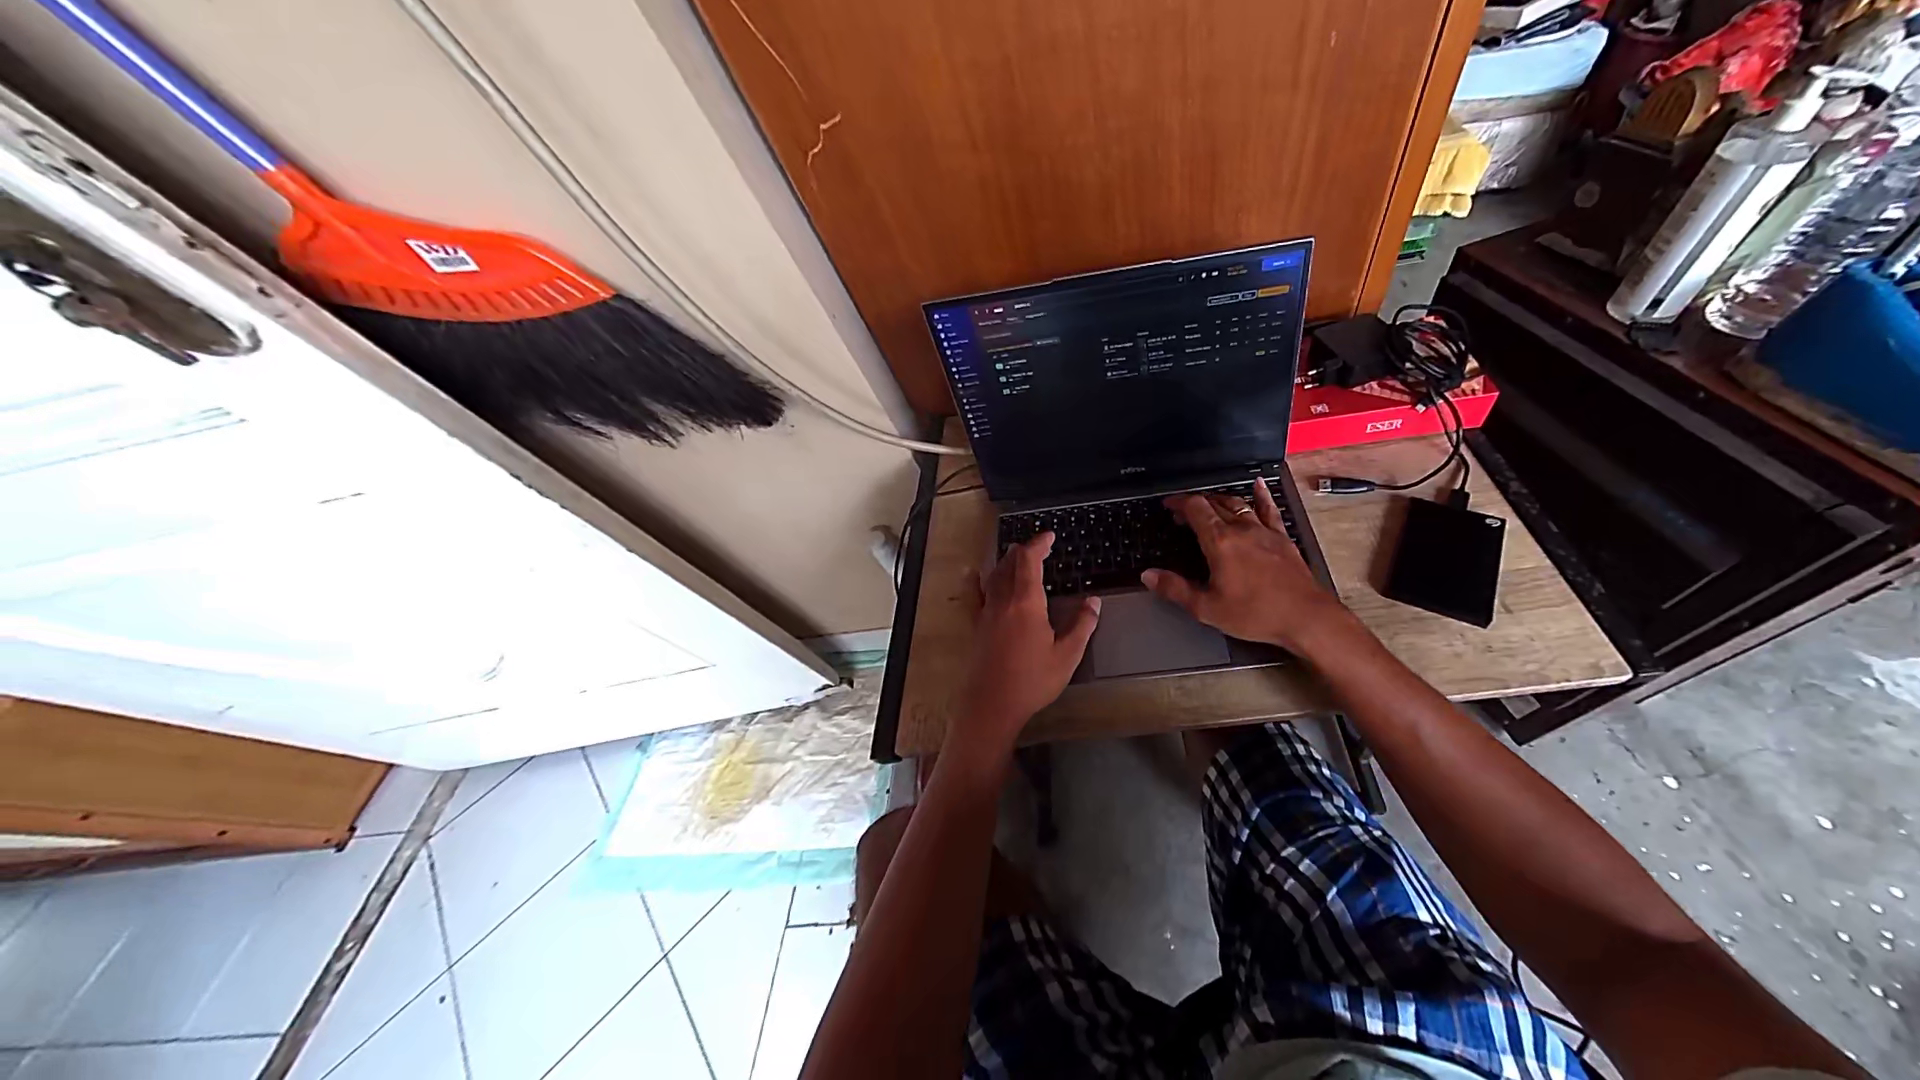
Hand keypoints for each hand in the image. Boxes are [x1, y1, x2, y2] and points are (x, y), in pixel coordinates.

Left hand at [955, 532, 1099, 751]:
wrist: (991, 705)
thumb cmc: (1032, 681)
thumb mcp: (1066, 656)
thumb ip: (1081, 625)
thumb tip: (1093, 601)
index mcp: (1026, 603)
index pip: (1029, 561)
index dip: (1039, 544)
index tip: (1049, 536)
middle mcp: (1002, 601)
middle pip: (1009, 564)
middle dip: (1024, 551)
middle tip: (1038, 547)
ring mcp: (985, 613)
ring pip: (993, 576)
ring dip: (1005, 561)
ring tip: (1014, 555)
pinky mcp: (975, 627)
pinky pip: (973, 595)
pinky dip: (975, 580)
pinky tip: (973, 574)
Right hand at [1141, 479, 1354, 654]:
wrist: (1305, 618)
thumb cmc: (1258, 614)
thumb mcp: (1207, 608)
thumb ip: (1175, 589)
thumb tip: (1149, 576)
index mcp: (1220, 543)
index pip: (1195, 509)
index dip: (1178, 503)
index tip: (1169, 505)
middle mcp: (1242, 530)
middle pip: (1214, 504)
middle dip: (1194, 504)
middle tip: (1182, 512)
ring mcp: (1265, 532)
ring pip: (1238, 504)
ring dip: (1219, 500)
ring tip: (1208, 501)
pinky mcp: (1282, 539)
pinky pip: (1269, 510)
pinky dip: (1261, 495)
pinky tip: (1258, 486)